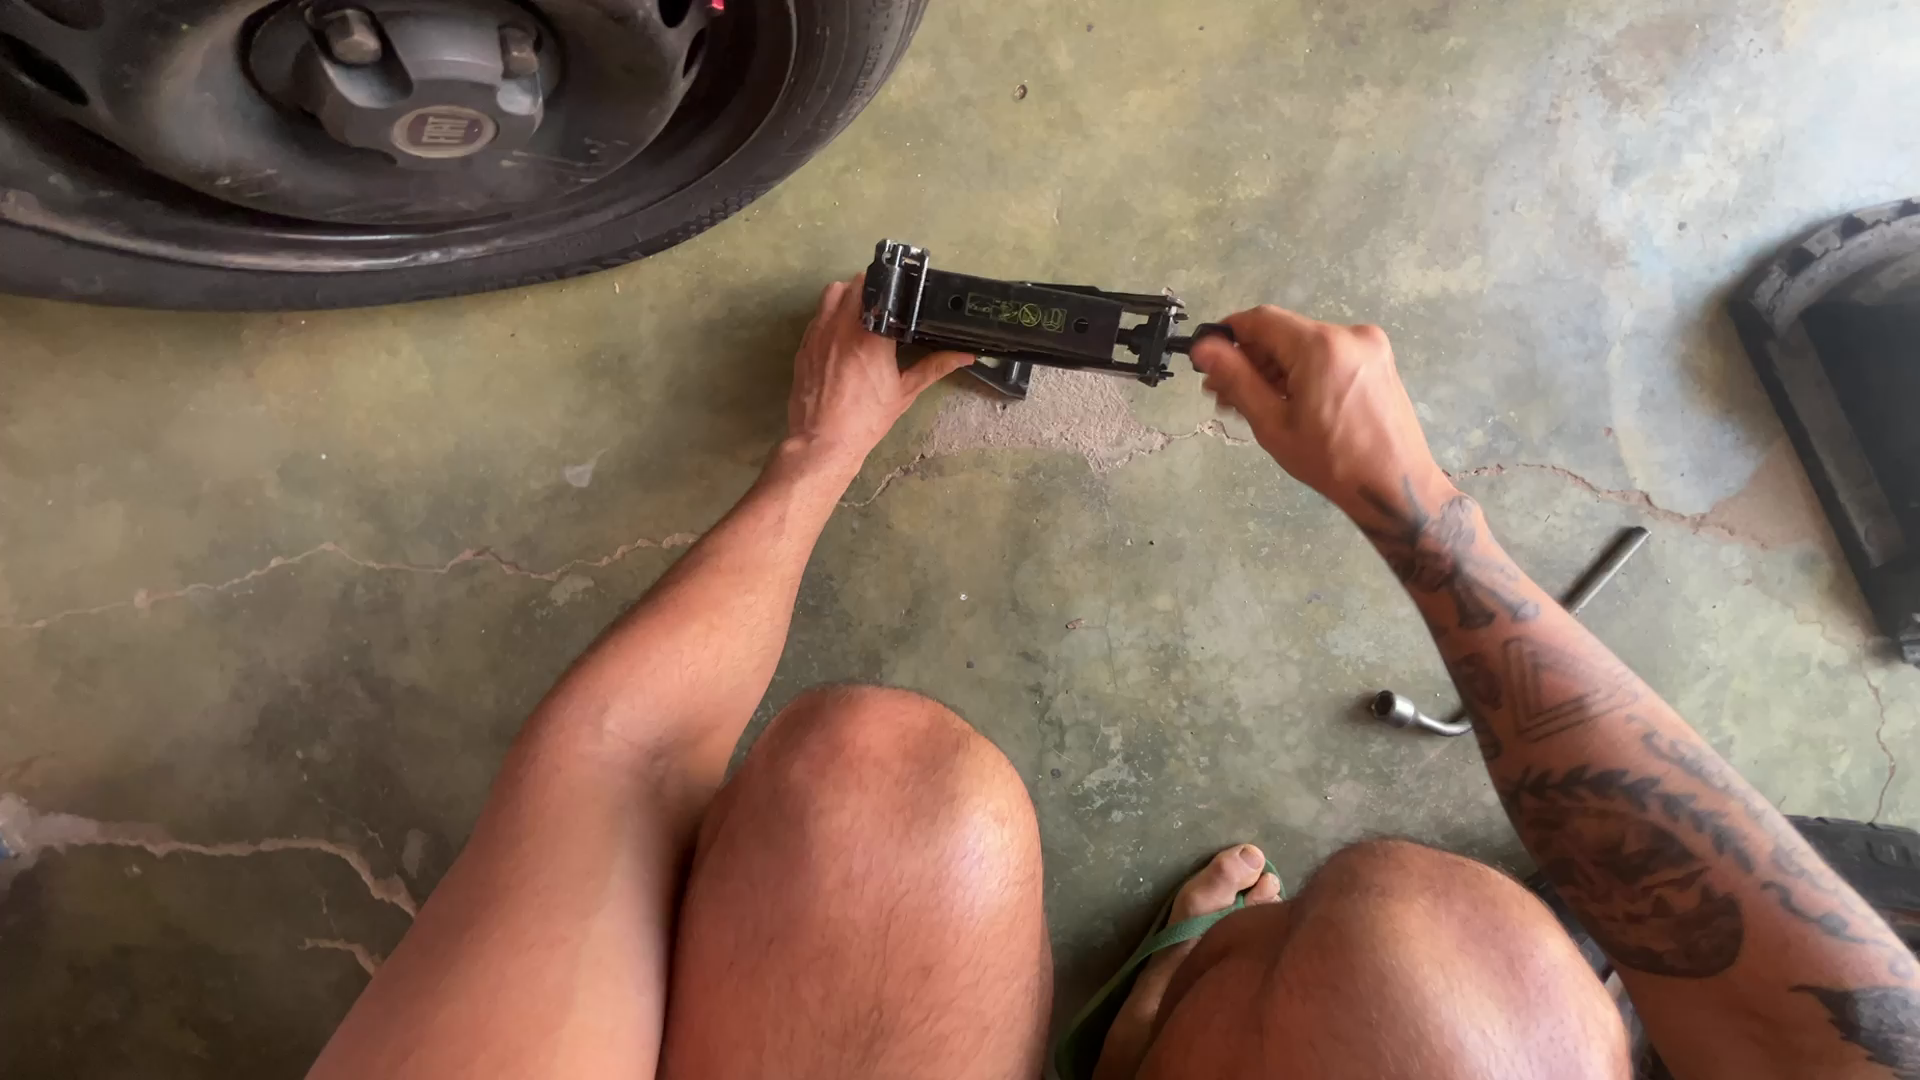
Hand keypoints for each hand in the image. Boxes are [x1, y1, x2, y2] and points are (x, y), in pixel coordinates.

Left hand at [784, 273, 973, 473]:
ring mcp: (818, 333)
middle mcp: (841, 326)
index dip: (891, 287)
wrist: (824, 441)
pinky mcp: (805, 344)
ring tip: (862, 314)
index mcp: (870, 334)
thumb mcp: (904, 392)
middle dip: (871, 289)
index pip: (880, 289)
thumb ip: (934, 367)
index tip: (901, 294)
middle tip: (885, 305)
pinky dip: (831, 315)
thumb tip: (965, 355)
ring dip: (848, 295)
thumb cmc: (866, 419)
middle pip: (854, 284)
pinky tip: (843, 334)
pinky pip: (818, 315)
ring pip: (832, 293)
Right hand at [1190, 306, 1449, 516]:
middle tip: (1225, 395)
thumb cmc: (1329, 459)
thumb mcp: (1272, 422)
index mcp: (1320, 346)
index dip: (1227, 334)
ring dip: (1273, 370)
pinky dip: (1300, 373)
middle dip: (1249, 361)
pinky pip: (1325, 356)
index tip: (1207, 359)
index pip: (1260, 319)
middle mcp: (1348, 334)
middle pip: (1282, 333)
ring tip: (1253, 405)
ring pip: (1302, 346)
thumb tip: (1203, 349)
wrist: (1393, 483)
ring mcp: (1367, 346)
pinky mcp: (1376, 360)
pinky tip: (1286, 402)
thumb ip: (1236, 378)